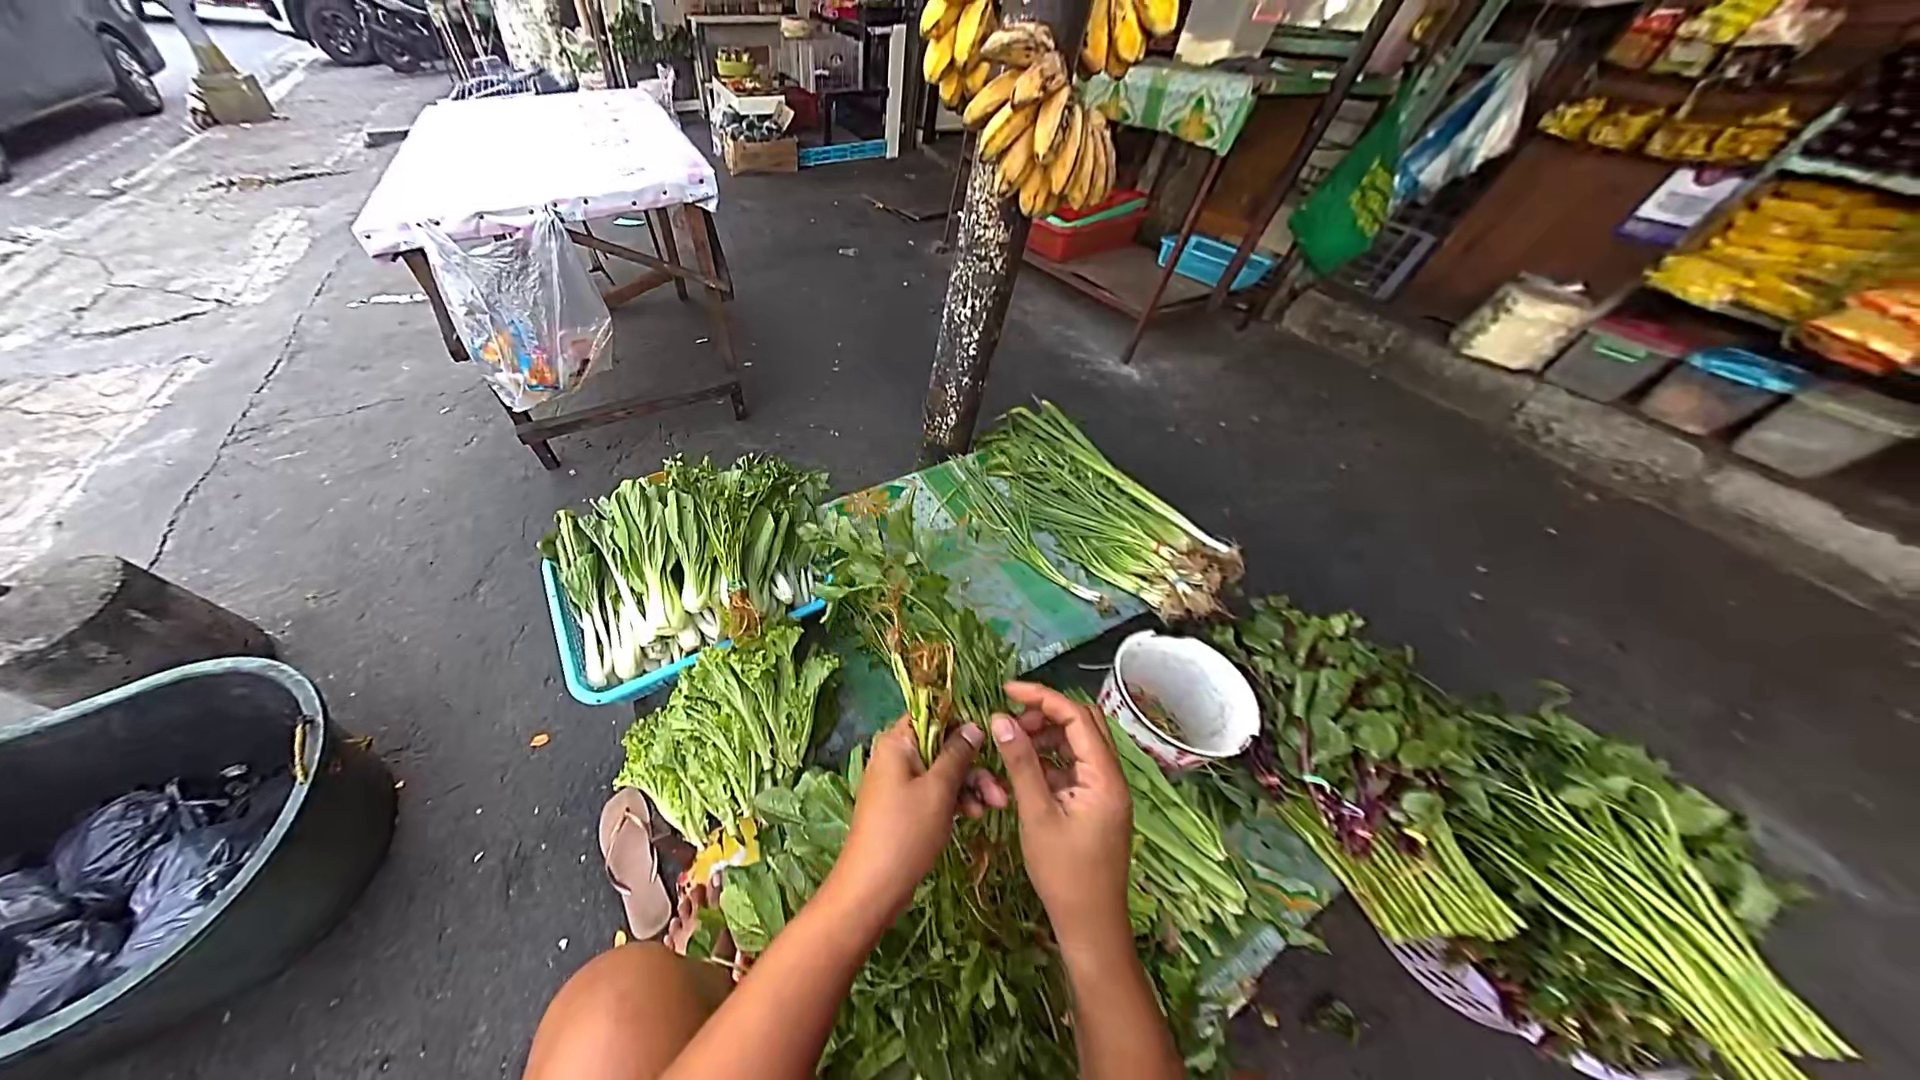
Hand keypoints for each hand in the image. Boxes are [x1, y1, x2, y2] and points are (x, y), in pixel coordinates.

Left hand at [827, 716, 990, 924]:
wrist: (872, 890)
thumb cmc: (905, 832)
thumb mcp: (939, 790)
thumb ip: (957, 754)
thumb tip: (973, 726)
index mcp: (897, 743)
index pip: (931, 714)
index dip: (961, 723)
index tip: (989, 738)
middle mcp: (896, 757)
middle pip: (941, 746)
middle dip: (973, 765)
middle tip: (999, 787)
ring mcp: (899, 783)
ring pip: (942, 771)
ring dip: (969, 785)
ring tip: (995, 807)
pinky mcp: (904, 807)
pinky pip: (935, 792)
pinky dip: (955, 800)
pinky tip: (974, 815)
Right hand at [991, 682, 1132, 954]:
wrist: (1091, 927)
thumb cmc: (1064, 874)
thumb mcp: (1036, 814)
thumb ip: (1020, 763)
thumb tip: (1000, 719)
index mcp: (1105, 776)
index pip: (1077, 716)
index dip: (1042, 697)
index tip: (1007, 691)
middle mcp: (1111, 777)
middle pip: (1083, 724)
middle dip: (1045, 715)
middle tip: (1010, 722)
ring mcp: (1105, 791)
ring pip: (1078, 745)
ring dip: (1046, 737)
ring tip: (1012, 745)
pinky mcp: (1096, 804)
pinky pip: (1074, 767)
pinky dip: (1050, 761)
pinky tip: (1024, 772)